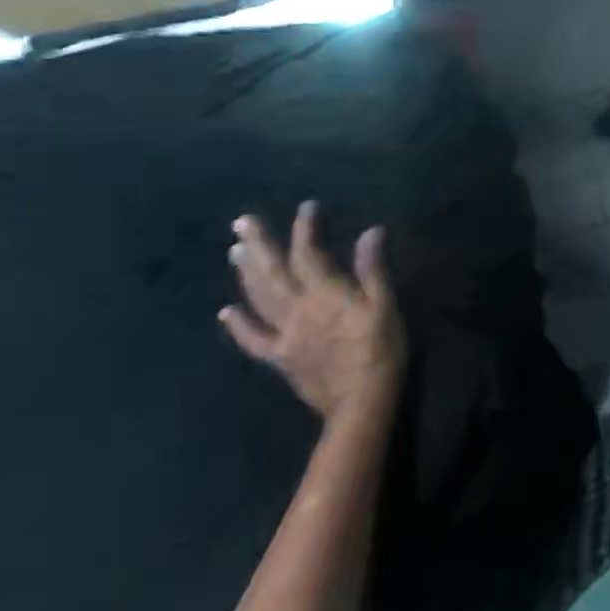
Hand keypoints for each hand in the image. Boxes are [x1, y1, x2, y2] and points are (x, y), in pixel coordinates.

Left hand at [220, 201, 405, 421]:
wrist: (361, 403)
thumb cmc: (380, 350)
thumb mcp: (384, 306)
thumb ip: (372, 268)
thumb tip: (371, 230)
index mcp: (325, 294)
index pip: (308, 253)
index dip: (305, 228)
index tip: (307, 207)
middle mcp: (298, 309)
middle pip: (272, 272)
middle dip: (257, 244)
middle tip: (241, 222)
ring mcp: (284, 335)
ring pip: (259, 299)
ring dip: (245, 273)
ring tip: (234, 251)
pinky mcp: (280, 359)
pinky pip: (254, 341)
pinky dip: (238, 326)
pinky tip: (225, 312)